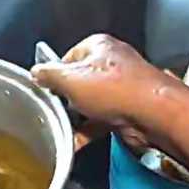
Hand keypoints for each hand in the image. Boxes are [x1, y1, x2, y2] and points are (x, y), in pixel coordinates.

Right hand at [31, 34, 186, 128]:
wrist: (153, 115)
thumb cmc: (116, 90)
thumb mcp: (70, 79)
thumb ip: (48, 75)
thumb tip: (35, 73)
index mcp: (97, 46)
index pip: (64, 58)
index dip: (52, 76)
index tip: (44, 90)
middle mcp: (109, 64)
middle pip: (75, 83)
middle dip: (63, 101)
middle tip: (54, 111)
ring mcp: (118, 88)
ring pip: (86, 104)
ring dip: (74, 119)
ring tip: (62, 130)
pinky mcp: (124, 109)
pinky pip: (97, 119)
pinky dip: (86, 130)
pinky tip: (74, 142)